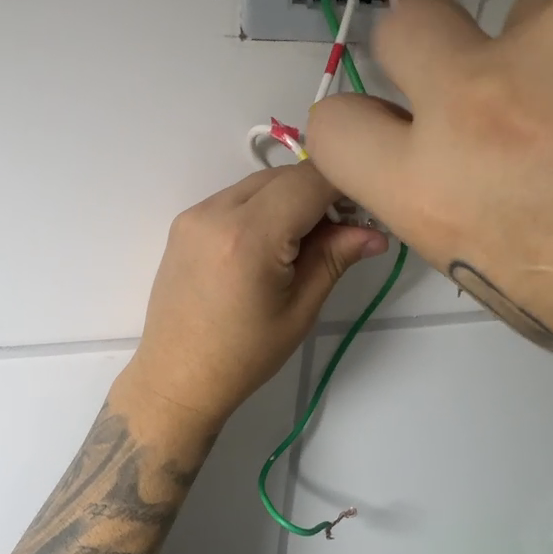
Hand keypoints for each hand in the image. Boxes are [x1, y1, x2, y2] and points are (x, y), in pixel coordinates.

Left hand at [119, 163, 388, 428]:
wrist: (177, 378)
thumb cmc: (243, 357)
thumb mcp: (299, 311)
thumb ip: (334, 260)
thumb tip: (375, 233)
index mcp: (250, 237)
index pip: (310, 181)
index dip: (344, 186)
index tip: (365, 210)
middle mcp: (217, 212)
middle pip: (284, 175)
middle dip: (318, 194)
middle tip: (339, 234)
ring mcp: (195, 214)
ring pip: (259, 184)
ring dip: (289, 201)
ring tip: (302, 246)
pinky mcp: (184, 223)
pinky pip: (234, 199)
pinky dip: (261, 209)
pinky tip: (268, 248)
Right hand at [306, 0, 552, 402]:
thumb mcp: (531, 293)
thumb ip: (472, 213)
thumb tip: (466, 165)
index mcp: (444, 197)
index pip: (334, 129)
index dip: (360, 125)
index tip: (395, 124)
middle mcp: (487, 98)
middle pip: (405, 22)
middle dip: (443, 52)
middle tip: (516, 89)